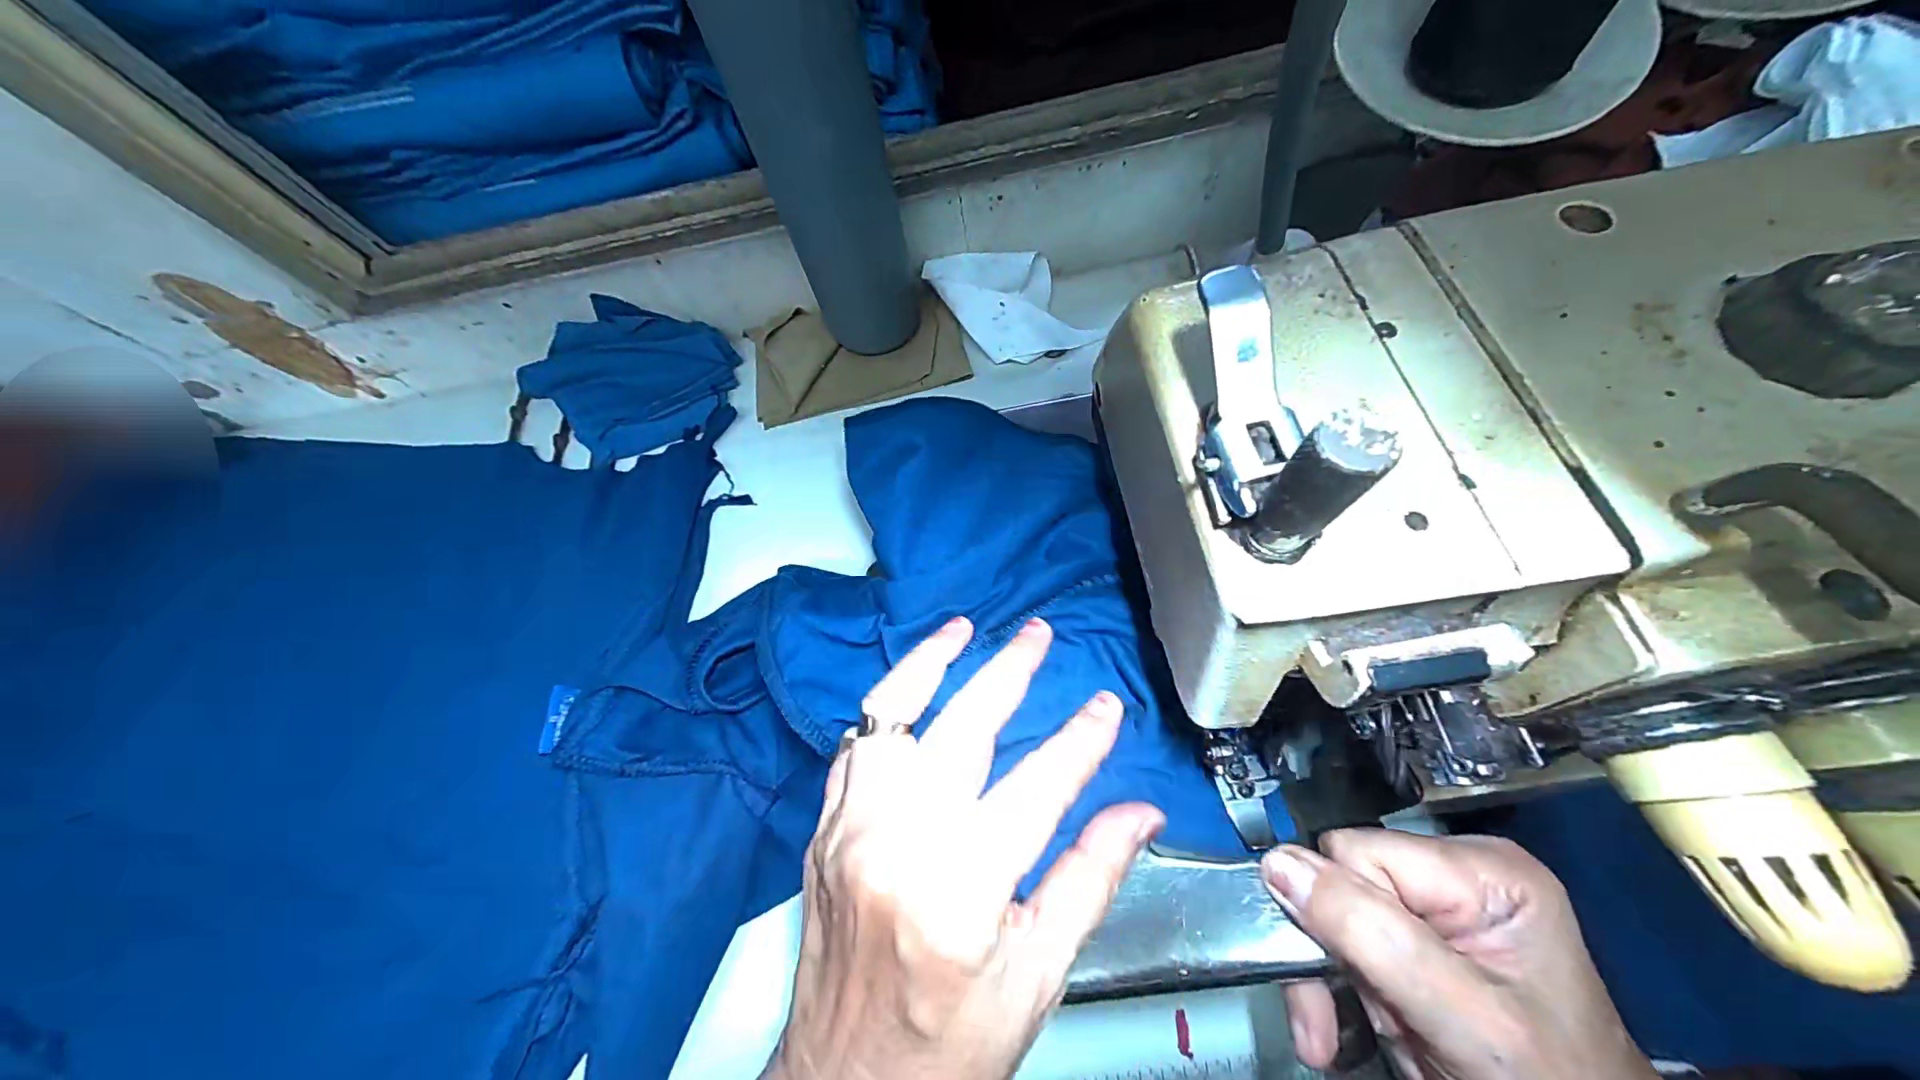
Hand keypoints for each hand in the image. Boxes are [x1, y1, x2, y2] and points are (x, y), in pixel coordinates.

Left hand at [764, 617, 1165, 1079]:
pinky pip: (853, 746)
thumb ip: (1089, 881)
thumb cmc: (945, 1047)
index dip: (1080, 741)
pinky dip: (885, 705)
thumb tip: (1137, 816)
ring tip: (962, 629)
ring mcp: (849, 831)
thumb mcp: (1036, 978)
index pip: (1035, 788)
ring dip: (929, 664)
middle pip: (961, 731)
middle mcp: (895, 847)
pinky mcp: (824, 830)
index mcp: (958, 894)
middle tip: (1037, 636)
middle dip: (1008, 672)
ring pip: (890, 717)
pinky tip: (911, 683)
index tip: (1105, 708)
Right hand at [1263, 829, 1658, 1079]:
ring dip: (1325, 983)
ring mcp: (1437, 912)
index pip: (1356, 853)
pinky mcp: (1419, 947)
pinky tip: (1350, 1030)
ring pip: (1332, 919)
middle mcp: (1455, 877)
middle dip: (1327, 958)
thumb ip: (1372, 934)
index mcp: (1482, 871)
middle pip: (1338, 885)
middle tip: (1329, 1023)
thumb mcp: (1466, 1018)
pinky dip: (1336, 992)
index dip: (1338, 914)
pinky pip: (1346, 946)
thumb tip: (1280, 863)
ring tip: (1335, 1036)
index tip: (1345, 983)